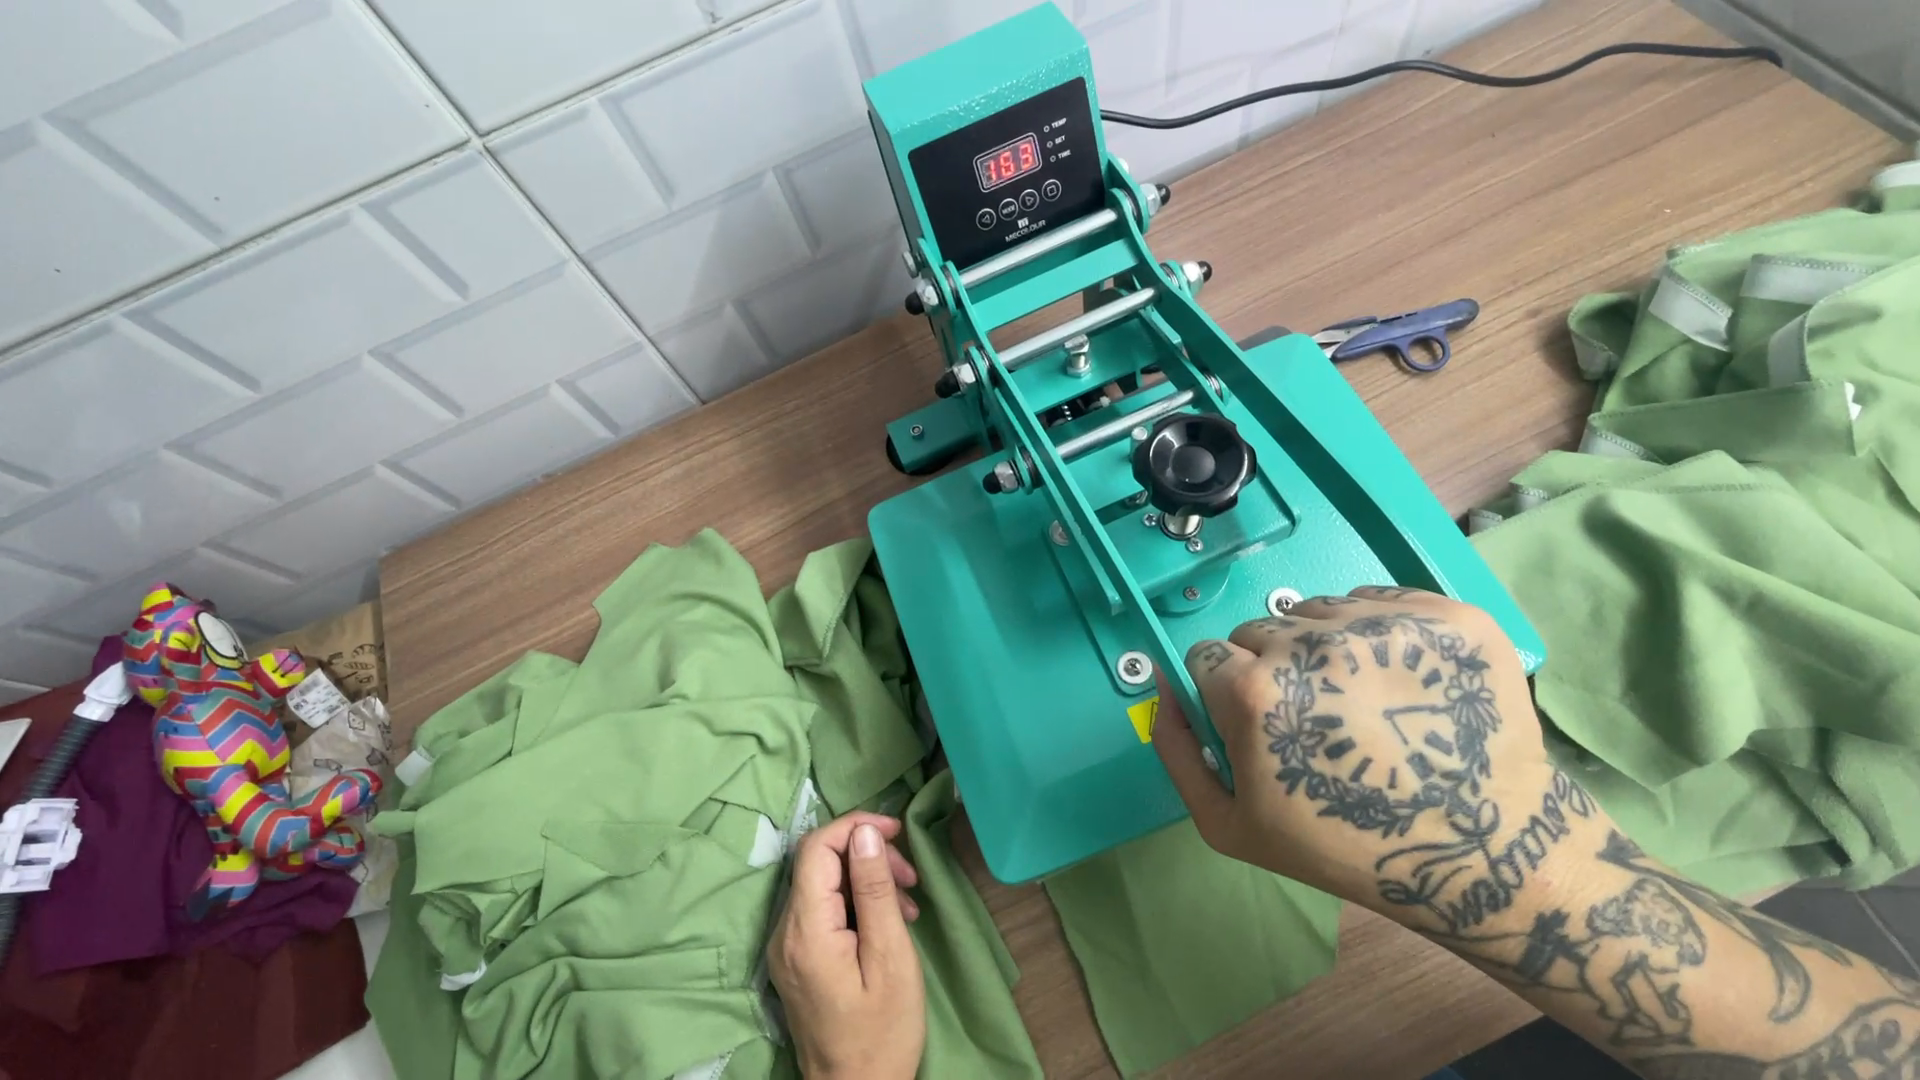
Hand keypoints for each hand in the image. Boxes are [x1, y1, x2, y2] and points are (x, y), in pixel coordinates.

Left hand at [767, 812, 926, 1079]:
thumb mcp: (889, 957)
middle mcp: (784, 933)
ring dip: (865, 878)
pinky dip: (855, 901)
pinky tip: (888, 919)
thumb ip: (874, 890)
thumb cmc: (882, 1031)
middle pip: (819, 862)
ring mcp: (786, 947)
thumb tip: (865, 834)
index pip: (816, 848)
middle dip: (866, 854)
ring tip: (907, 902)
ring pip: (822, 883)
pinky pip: (822, 909)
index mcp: (805, 930)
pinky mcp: (796, 959)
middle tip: (910, 877)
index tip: (896, 831)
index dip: (855, 826)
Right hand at [1154, 586, 1593, 926]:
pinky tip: (1397, 681)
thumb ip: (1175, 748)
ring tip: (1358, 701)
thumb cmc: (1343, 844)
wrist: (1480, 850)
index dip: (1224, 695)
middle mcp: (1309, 640)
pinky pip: (1375, 600)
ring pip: (1314, 612)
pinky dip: (1375, 631)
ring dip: (1319, 647)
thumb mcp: (1228, 824)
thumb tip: (1159, 684)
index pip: (1207, 658)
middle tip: (1312, 721)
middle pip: (1258, 631)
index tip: (1260, 728)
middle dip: (1268, 668)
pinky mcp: (1441, 614)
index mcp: (1252, 689)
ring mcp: (1380, 621)